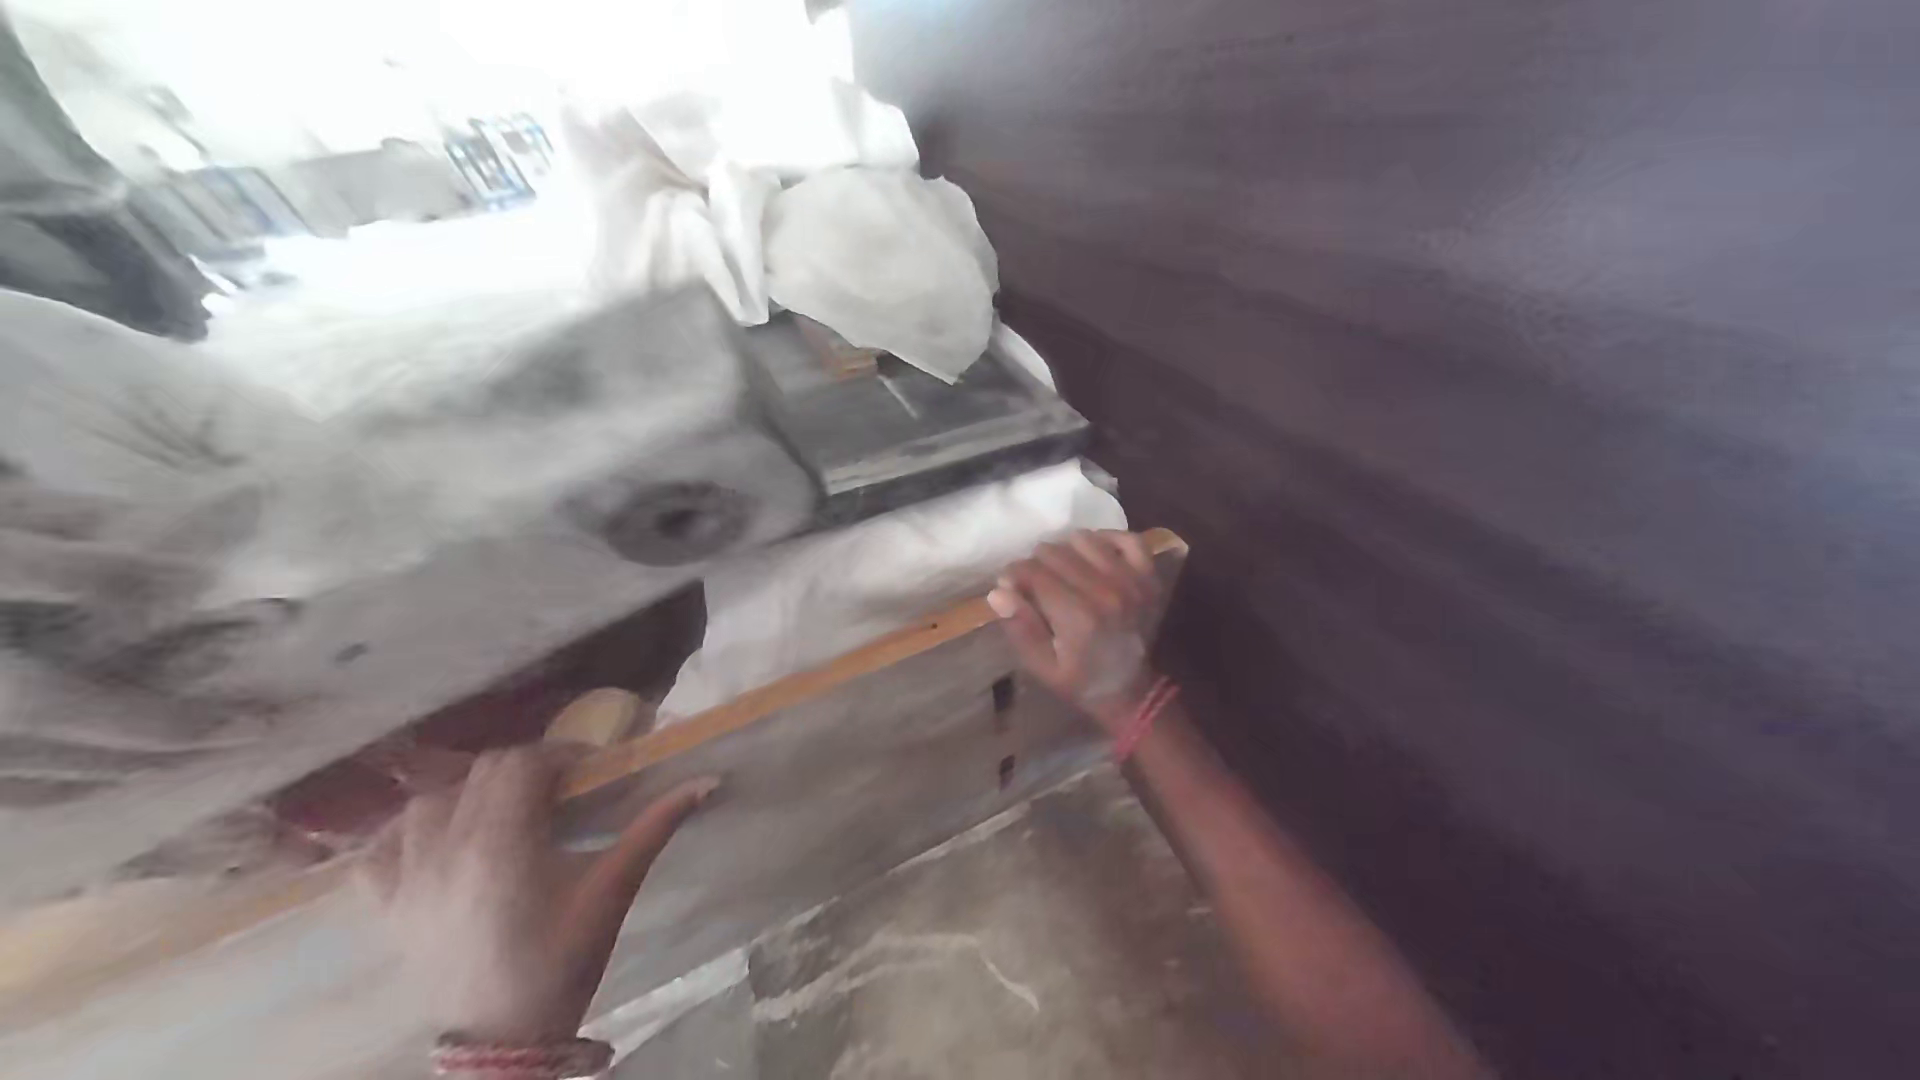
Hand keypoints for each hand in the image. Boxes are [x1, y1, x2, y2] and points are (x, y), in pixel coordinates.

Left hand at [360, 745, 717, 1041]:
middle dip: (527, 769)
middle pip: (483, 772)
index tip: (591, 771)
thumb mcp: (615, 885)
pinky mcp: (387, 908)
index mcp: (502, 843)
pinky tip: (442, 837)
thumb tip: (708, 779)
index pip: (523, 764)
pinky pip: (380, 849)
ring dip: (472, 793)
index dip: (561, 755)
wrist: (506, 1040)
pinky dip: (409, 832)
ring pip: (431, 801)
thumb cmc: (566, 958)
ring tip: (506, 812)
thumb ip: (657, 824)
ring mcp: (407, 880)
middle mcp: (446, 851)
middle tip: (561, 789)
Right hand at [988, 529, 1159, 734]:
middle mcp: (1105, 591)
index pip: (1033, 572)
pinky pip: (1127, 539)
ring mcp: (1131, 581)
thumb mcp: (1041, 666)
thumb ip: (1020, 628)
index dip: (1013, 574)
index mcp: (1077, 616)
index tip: (1009, 585)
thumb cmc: (1080, 681)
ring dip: (1067, 550)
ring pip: (1084, 539)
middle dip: (1035, 564)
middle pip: (1055, 551)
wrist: (1131, 691)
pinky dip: (1107, 540)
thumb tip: (998, 592)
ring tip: (1061, 569)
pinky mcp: (1148, 577)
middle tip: (1034, 583)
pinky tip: (1093, 553)